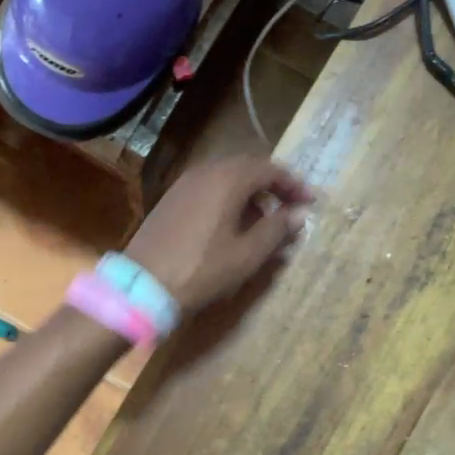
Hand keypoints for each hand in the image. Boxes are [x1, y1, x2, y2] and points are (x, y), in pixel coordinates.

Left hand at [123, 157, 314, 312]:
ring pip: (226, 178)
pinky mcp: (171, 200)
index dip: (294, 185)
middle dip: (273, 187)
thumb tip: (300, 214)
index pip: (270, 169)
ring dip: (250, 194)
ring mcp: (184, 184)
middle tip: (291, 209)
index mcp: (227, 179)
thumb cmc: (202, 270)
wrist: (143, 285)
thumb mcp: (246, 255)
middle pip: (248, 168)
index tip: (311, 202)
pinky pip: (208, 189)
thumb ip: (276, 230)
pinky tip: (233, 225)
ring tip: (265, 221)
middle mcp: (205, 172)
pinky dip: (228, 200)